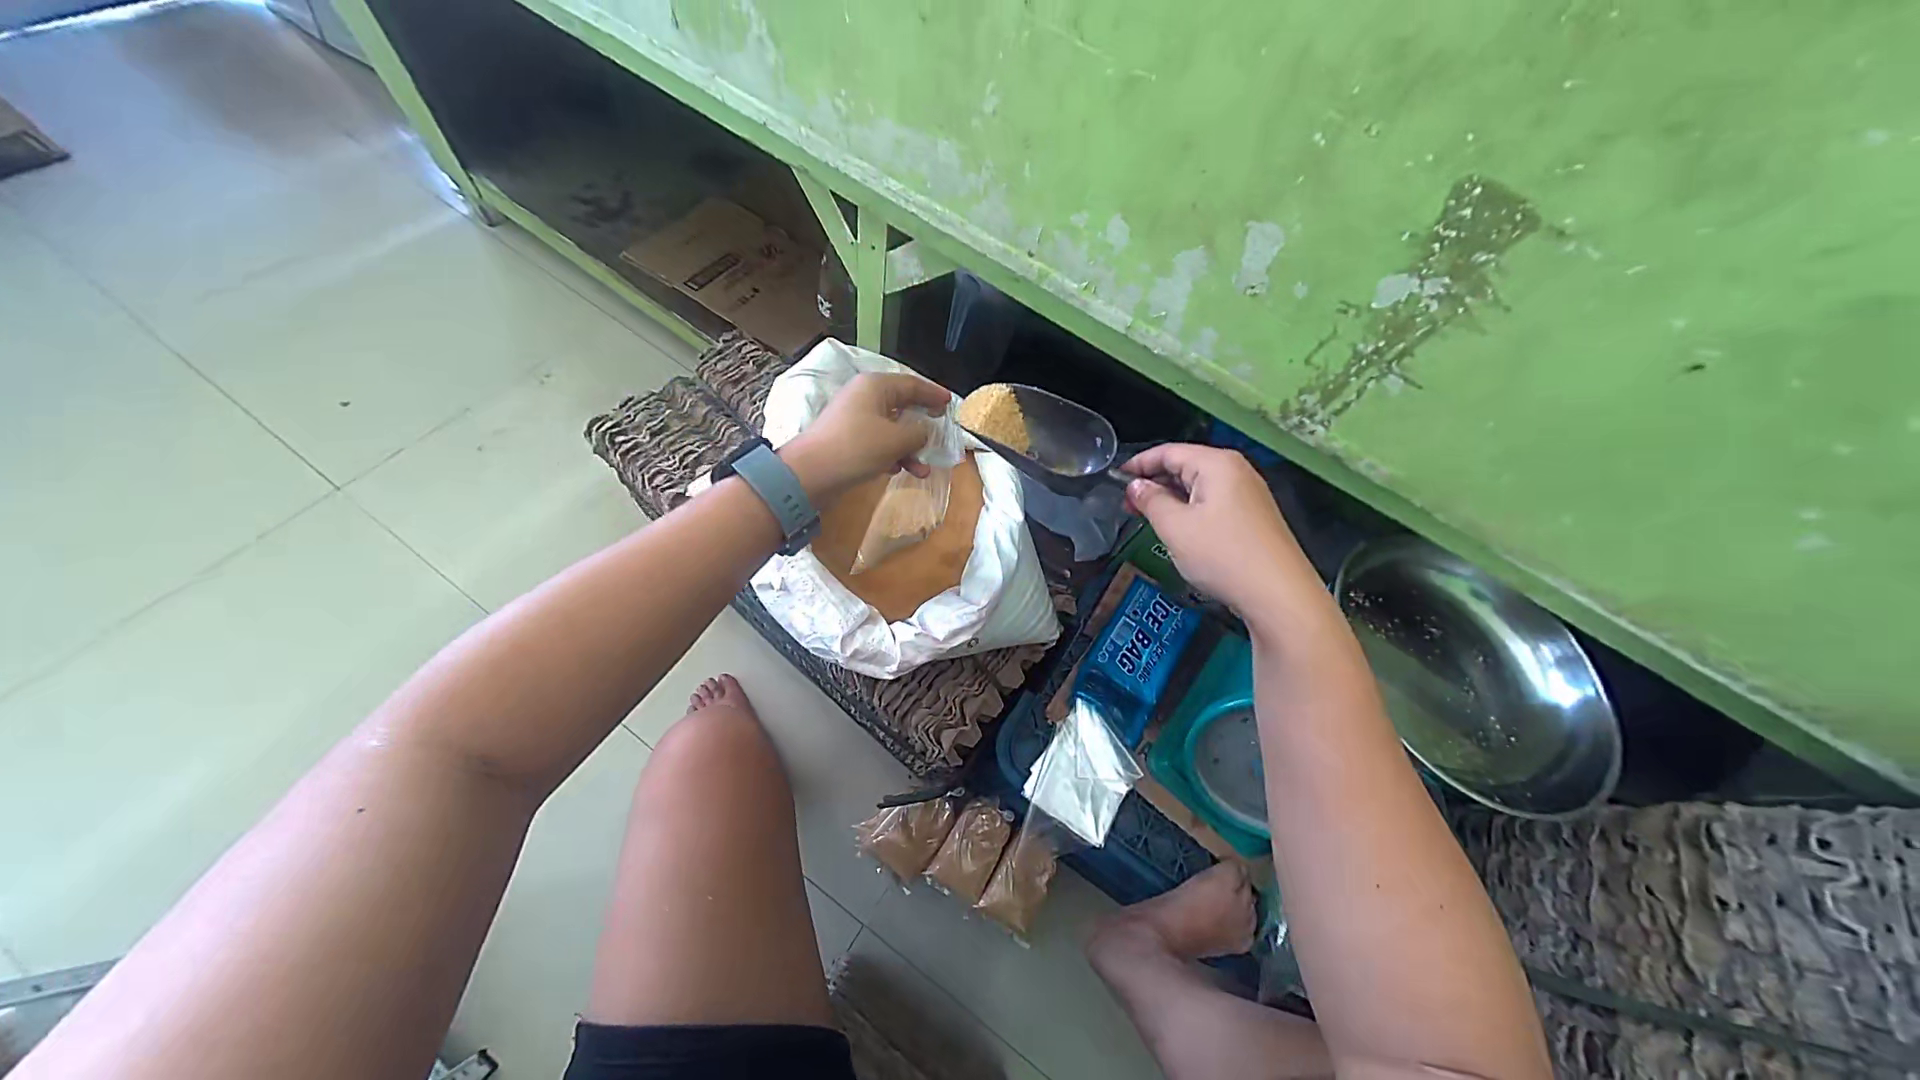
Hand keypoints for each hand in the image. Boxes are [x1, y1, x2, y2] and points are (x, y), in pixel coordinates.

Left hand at [780, 372, 953, 505]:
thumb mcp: (897, 439)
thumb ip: (920, 432)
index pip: (912, 384)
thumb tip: (925, 431)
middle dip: (923, 425)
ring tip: (923, 468)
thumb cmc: (856, 448)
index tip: (949, 403)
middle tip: (941, 434)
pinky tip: (901, 470)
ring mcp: (853, 419)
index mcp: (875, 386)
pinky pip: (878, 443)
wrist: (811, 474)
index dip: (933, 394)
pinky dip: (892, 454)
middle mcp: (864, 398)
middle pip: (902, 406)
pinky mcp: (847, 440)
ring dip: (910, 447)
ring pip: (891, 428)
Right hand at [1120, 444, 1320, 613]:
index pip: (1169, 451)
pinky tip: (1179, 530)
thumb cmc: (1223, 556)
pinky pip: (1213, 502)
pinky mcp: (1253, 516)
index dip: (1139, 464)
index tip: (1115, 480)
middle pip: (1185, 465)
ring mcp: (1248, 494)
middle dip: (1154, 482)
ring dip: (1170, 499)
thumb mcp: (1175, 528)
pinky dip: (1190, 510)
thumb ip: (1151, 501)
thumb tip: (1136, 486)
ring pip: (1199, 486)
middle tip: (1128, 505)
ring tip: (1148, 519)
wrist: (1278, 595)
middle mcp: (1236, 471)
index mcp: (1217, 464)